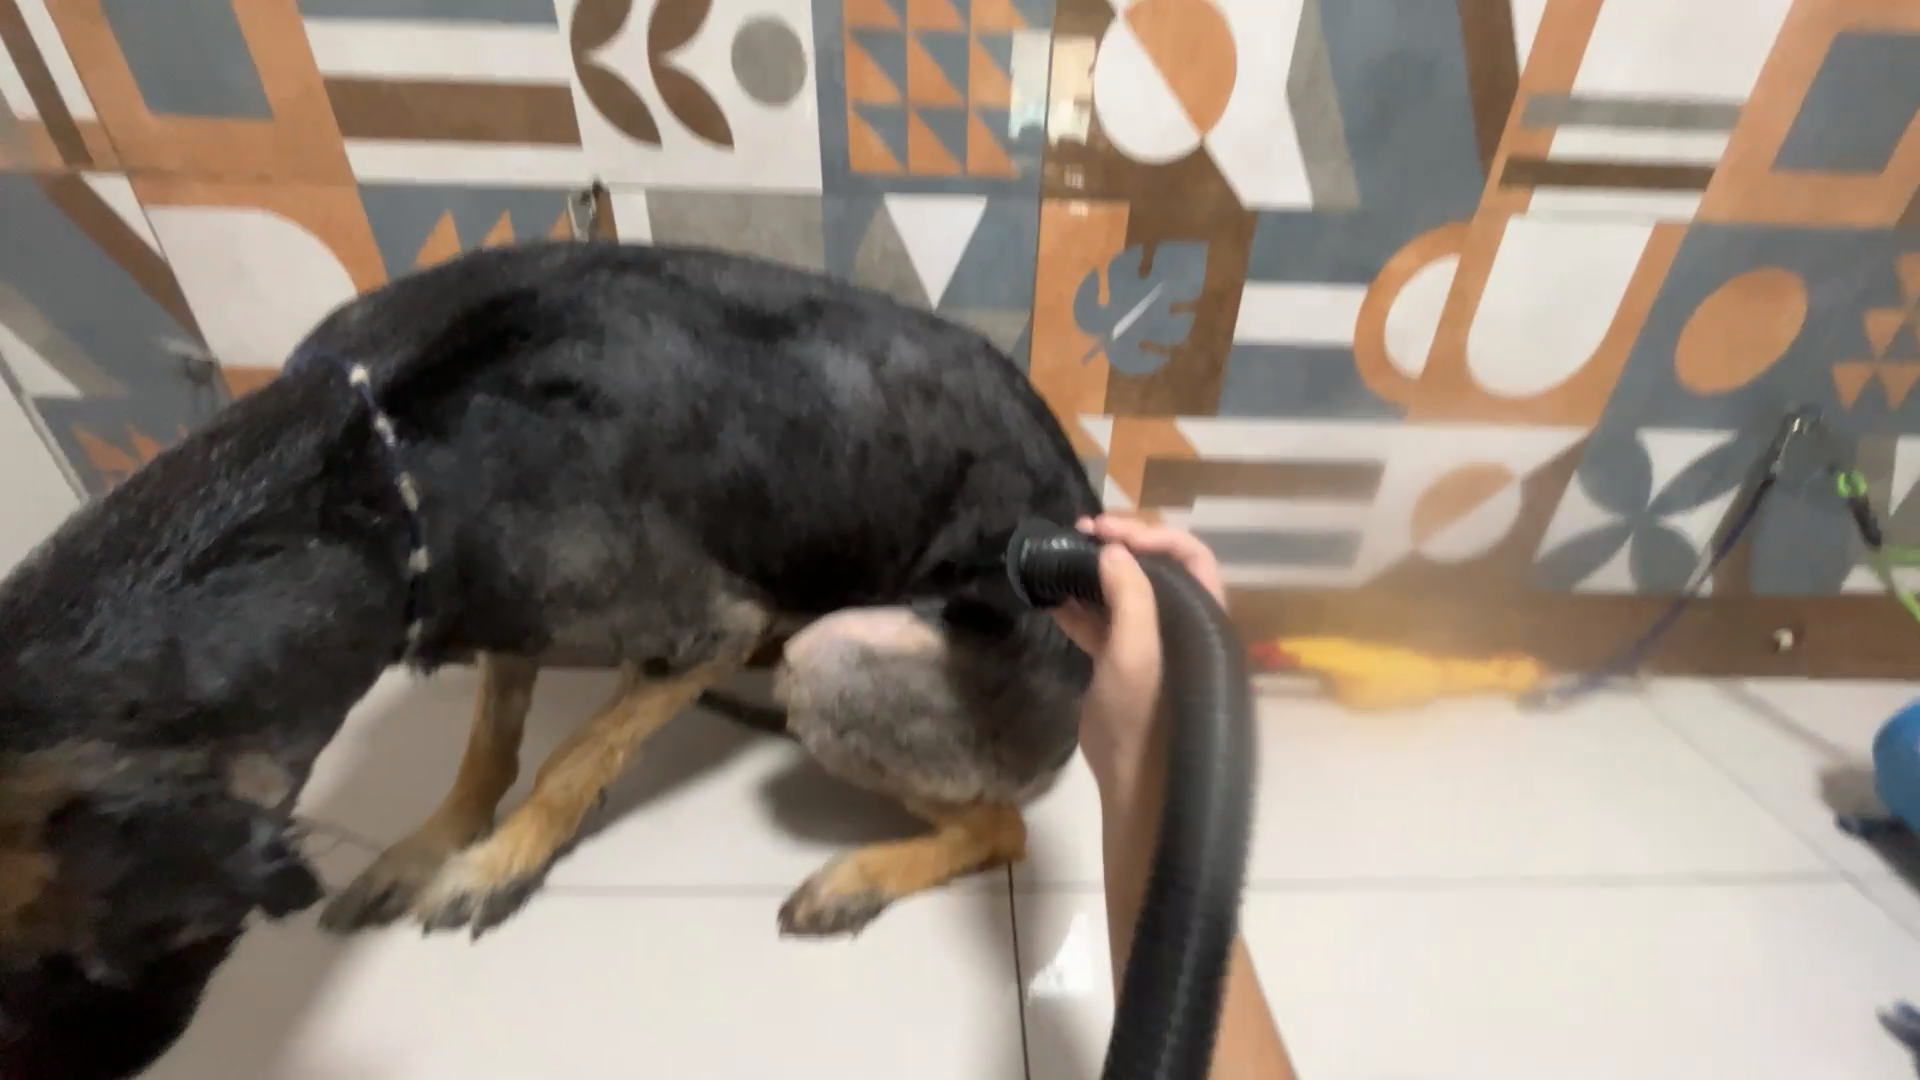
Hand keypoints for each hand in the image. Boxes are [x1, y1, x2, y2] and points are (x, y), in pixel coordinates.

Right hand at [1051, 515, 1225, 794]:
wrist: (1134, 779)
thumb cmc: (1145, 716)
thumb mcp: (1137, 653)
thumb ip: (1131, 597)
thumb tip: (1112, 550)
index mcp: (1200, 616)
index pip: (1189, 556)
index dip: (1151, 534)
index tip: (1105, 530)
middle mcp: (1180, 622)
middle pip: (1155, 568)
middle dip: (1119, 546)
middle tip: (1080, 534)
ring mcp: (1150, 642)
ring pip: (1126, 591)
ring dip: (1095, 571)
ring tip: (1061, 558)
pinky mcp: (1121, 660)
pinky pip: (1101, 621)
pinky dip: (1078, 606)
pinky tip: (1051, 597)